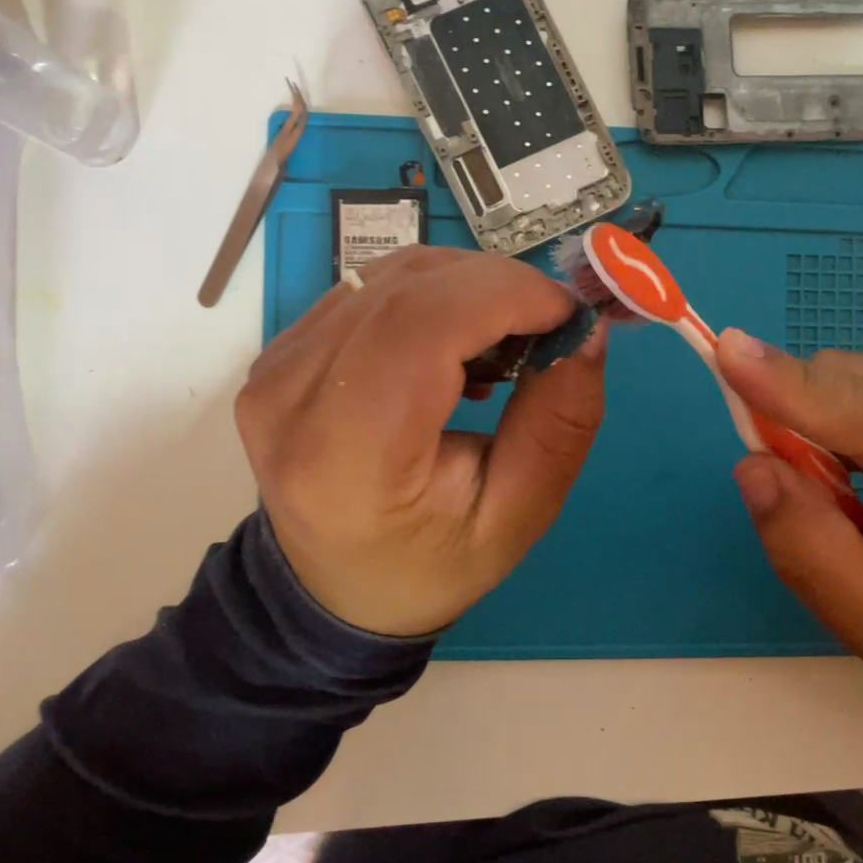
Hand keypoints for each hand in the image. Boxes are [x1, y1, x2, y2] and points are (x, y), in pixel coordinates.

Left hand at [235, 247, 605, 636]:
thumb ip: (558, 427)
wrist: (336, 589)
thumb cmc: (430, 566)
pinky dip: (433, 297)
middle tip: (549, 328)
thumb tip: (586, 330)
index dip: (505, 294)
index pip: (420, 325)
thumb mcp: (517, 517)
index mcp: (346, 456)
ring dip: (468, 288)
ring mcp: (277, 366)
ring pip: (391, 274)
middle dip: (499, 286)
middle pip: (408, 286)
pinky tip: (457, 346)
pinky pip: (371, 288)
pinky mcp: (281, 351)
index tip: (567, 313)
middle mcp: (293, 395)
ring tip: (506, 344)